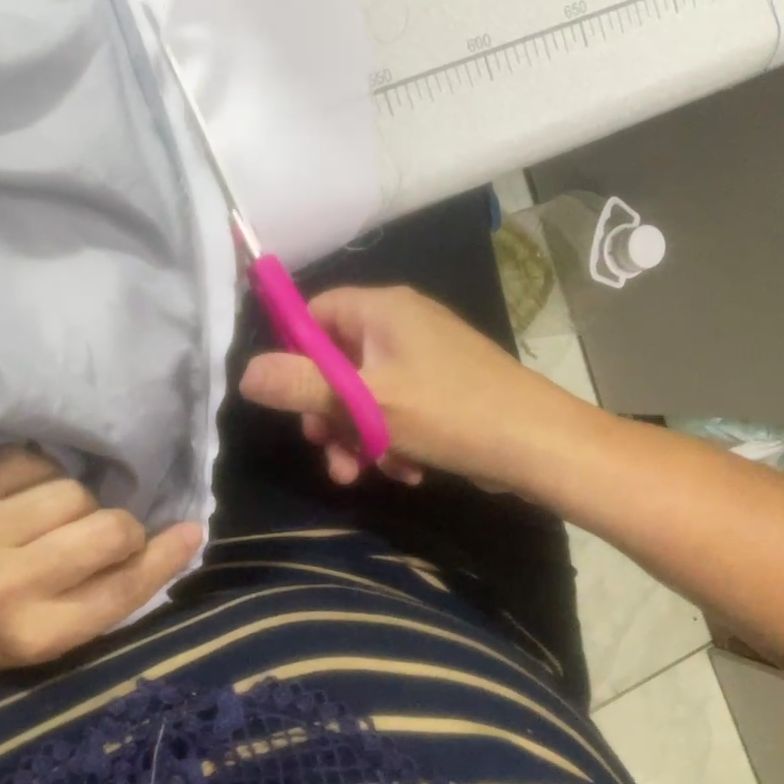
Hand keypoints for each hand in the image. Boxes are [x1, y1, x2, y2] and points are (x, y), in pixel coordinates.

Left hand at [0, 445, 202, 692]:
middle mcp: (5, 584)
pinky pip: (31, 460)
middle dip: (120, 530)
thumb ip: (112, 593)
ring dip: (80, 504)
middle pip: (105, 530)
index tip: (190, 531)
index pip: (121, 588)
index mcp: (37, 633)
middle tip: (102, 539)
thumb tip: (181, 536)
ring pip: (72, 491)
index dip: (163, 557)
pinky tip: (31, 497)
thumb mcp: (59, 639)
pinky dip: (43, 474)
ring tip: (58, 522)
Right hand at [238, 286, 595, 493]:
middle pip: (336, 361)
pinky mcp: (441, 388)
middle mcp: (401, 324)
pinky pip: (394, 408)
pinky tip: (403, 470)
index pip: (314, 313)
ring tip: (364, 473)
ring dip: (356, 436)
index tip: (289, 398)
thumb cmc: (448, 412)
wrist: (538, 446)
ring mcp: (424, 357)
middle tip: (328, 451)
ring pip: (363, 393)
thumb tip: (245, 374)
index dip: (293, 354)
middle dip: (327, 413)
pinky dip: (389, 439)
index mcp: (381, 310)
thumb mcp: (363, 401)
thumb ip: (299, 385)